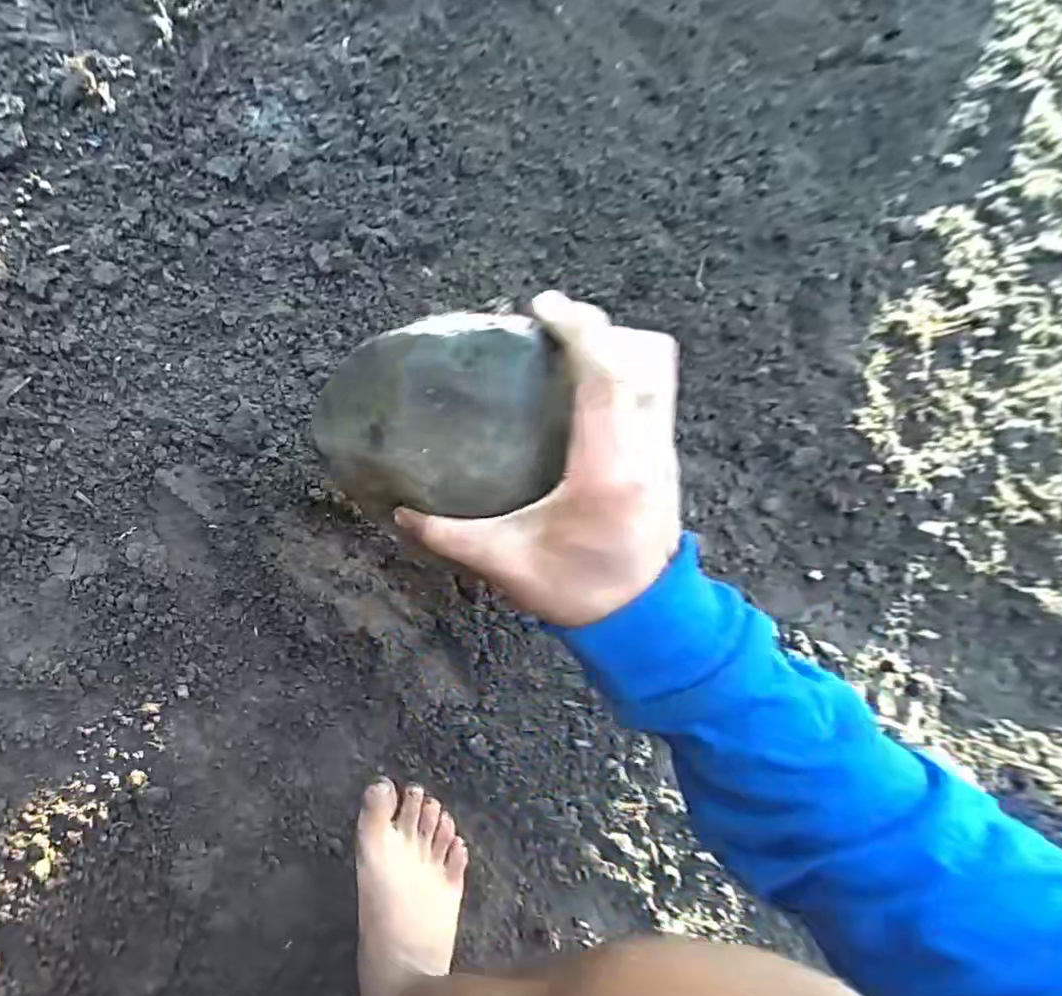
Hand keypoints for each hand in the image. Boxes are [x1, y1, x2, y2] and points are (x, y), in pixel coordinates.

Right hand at [395, 292, 680, 626]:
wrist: (646, 619)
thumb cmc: (575, 590)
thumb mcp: (501, 563)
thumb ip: (446, 536)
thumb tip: (400, 511)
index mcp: (606, 470)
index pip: (607, 379)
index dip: (580, 331)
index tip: (541, 309)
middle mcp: (644, 450)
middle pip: (646, 357)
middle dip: (600, 328)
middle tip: (546, 327)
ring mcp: (660, 451)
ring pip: (657, 370)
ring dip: (614, 346)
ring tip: (561, 348)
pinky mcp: (661, 457)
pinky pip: (652, 391)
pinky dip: (620, 370)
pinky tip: (577, 386)